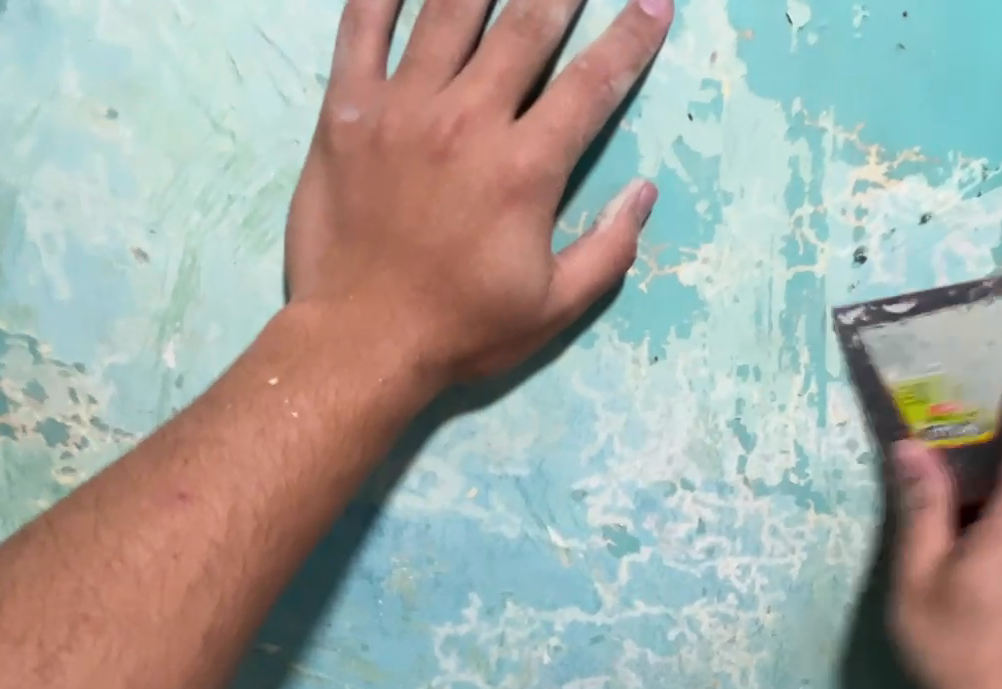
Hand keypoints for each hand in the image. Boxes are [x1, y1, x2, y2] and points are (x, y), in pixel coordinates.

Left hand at [284, 0, 671, 386]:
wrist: (362, 340)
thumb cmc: (464, 330)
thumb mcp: (554, 309)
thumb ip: (608, 251)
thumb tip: (644, 193)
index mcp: (524, 169)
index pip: (591, 86)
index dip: (629, 41)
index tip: (655, 5)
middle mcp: (467, 119)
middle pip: (525, 27)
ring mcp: (401, 108)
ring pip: (448, 10)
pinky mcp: (346, 112)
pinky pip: (361, 26)